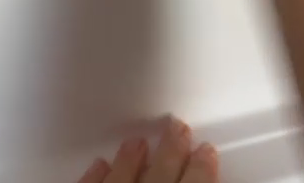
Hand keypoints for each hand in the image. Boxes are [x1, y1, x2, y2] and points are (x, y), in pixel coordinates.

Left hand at [77, 118, 216, 182]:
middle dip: (170, 149)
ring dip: (130, 159)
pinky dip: (93, 177)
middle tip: (177, 127)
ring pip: (122, 175)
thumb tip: (210, 177)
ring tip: (137, 141)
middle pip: (161, 171)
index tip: (206, 150)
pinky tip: (98, 166)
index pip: (195, 180)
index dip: (203, 166)